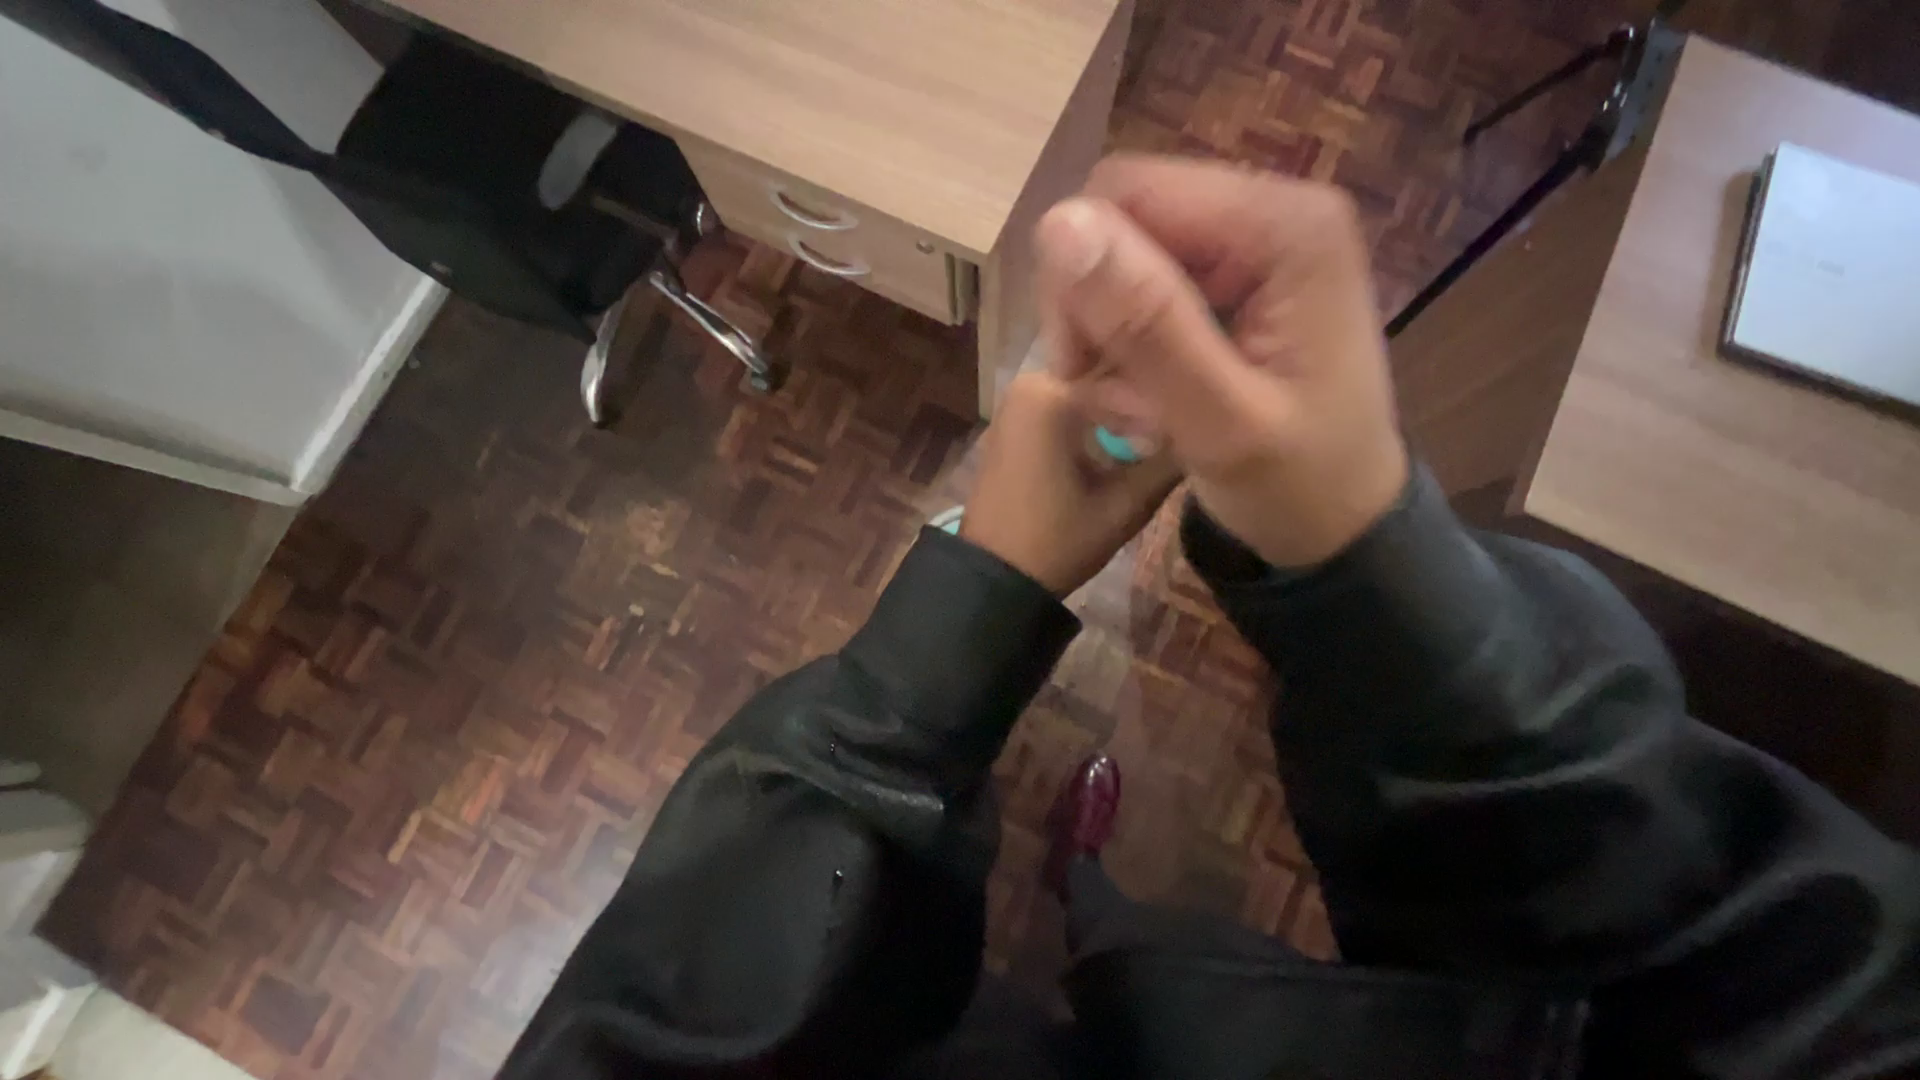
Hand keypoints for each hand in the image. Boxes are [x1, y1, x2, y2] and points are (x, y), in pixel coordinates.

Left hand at [960, 373, 1180, 594]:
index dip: (1166, 393)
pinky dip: (1095, 424)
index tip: (1194, 420)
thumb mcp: (1125, 506)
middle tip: (1179, 433)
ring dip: (1122, 415)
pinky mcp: (1016, 423)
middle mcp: (1030, 382)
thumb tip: (1208, 429)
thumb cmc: (1057, 542)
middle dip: (1143, 404)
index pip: (1129, 369)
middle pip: (1109, 378)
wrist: (995, 577)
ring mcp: (1018, 402)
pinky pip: (1068, 409)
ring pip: (1091, 393)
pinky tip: (1118, 450)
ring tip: (1155, 443)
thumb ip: (1169, 460)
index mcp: (1053, 392)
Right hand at [1035, 156, 1408, 568]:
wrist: (1339, 527)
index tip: (1079, 369)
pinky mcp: (1231, 283)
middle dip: (1094, 316)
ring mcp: (1248, 248)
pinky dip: (1126, 354)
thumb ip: (1146, 324)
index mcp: (1283, 226)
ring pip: (1118, 265)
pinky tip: (1152, 405)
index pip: (1126, 194)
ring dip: (1109, 345)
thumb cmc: (1297, 486)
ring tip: (1143, 416)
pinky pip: (1139, 295)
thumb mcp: (1219, 419)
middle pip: (1118, 223)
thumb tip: (1057, 223)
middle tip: (1113, 400)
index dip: (1079, 276)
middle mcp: (1267, 214)